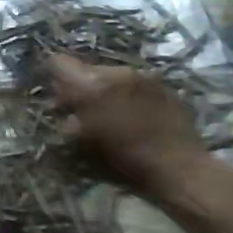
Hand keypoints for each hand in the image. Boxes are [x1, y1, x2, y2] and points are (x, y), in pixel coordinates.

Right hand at [48, 54, 210, 186]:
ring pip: (111, 75)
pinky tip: (134, 116)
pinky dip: (127, 95)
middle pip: (85, 69)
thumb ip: (67, 121)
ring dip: (104, 91)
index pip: (58, 62)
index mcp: (91, 86)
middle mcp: (116, 72)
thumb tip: (62, 111)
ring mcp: (142, 76)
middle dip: (79, 87)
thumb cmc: (123, 164)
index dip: (52, 76)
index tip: (54, 95)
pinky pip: (133, 83)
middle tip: (80, 111)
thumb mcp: (81, 147)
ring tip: (110, 115)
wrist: (180, 170)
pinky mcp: (162, 85)